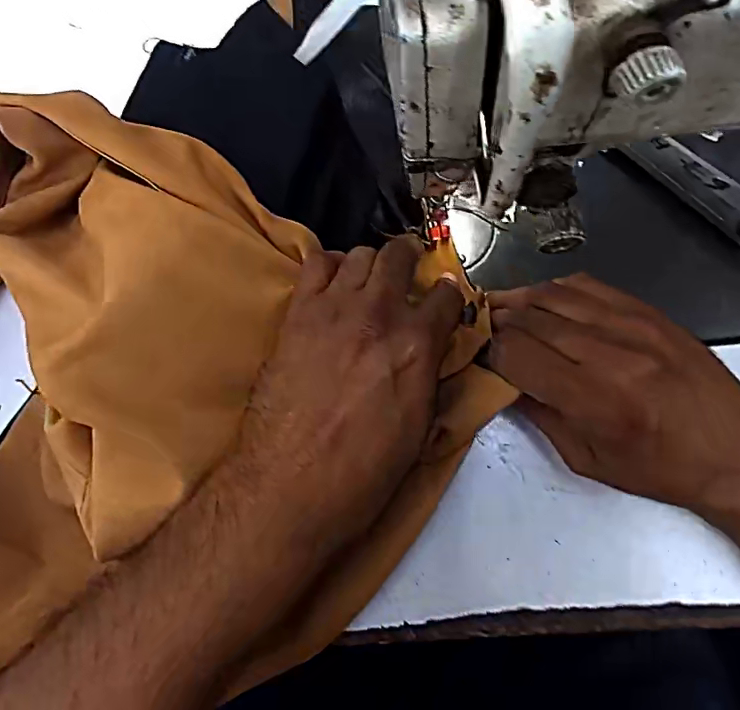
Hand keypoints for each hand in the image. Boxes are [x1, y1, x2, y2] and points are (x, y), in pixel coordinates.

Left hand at [229, 235, 466, 561]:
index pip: (446, 296)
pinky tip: (331, 283)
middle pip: (399, 256)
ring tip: (368, 279)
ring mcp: (335, 308)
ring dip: (370, 263)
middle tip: (407, 267)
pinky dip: (329, 265)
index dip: (449, 295)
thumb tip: (432, 350)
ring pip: (360, 254)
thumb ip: (429, 374)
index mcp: (417, 345)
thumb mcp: (419, 428)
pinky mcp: (299, 311)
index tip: (444, 297)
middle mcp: (379, 314)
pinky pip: (316, 263)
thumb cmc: (362, 473)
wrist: (289, 485)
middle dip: (409, 258)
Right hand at [489, 274, 739, 518]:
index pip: (517, 353)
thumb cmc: (666, 469)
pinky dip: (554, 290)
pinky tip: (542, 301)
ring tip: (500, 309)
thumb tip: (504, 380)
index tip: (479, 354)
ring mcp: (632, 325)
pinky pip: (585, 284)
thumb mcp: (591, 461)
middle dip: (497, 321)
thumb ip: (541, 415)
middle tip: (479, 327)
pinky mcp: (646, 310)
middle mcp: (613, 354)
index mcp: (597, 400)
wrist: (738, 451)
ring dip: (518, 300)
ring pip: (552, 294)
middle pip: (530, 318)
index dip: (489, 351)